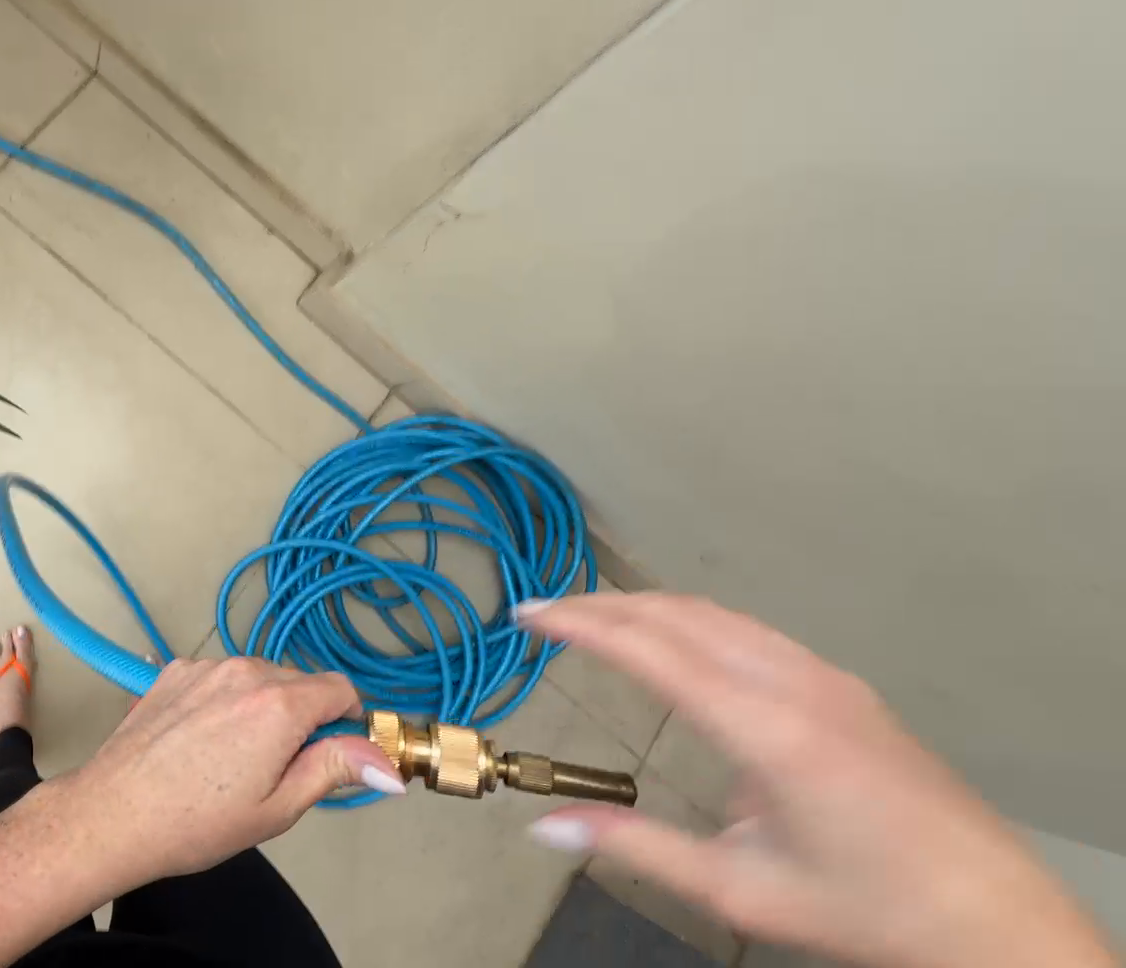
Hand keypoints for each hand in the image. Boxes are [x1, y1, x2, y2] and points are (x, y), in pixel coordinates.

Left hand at [42, 657, 403, 885]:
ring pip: (258, 676)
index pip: (341, 688)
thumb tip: (390, 765)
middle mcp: (244, 670)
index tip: (333, 751)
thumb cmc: (199, 821)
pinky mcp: (175, 669)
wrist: (114, 812)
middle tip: (277, 766)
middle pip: (298, 681)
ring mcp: (205, 665)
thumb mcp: (278, 807)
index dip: (347, 719)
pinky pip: (220, 675)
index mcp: (278, 703)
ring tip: (233, 754)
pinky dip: (225, 697)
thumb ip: (335, 770)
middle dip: (303, 715)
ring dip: (263, 704)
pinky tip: (202, 736)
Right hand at [518, 593, 1114, 967]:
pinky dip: (683, 616)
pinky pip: (743, 627)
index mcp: (765, 728)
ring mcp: (822, 676)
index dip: (579, 624)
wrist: (1005, 925)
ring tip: (587, 615)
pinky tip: (666, 635)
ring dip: (640, 605)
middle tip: (539, 611)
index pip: (650, 649)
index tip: (526, 614)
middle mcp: (792, 683)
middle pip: (674, 615)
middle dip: (598, 605)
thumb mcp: (740, 890)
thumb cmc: (866, 908)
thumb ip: (635, 847)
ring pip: (710, 612)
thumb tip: (542, 827)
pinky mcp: (839, 684)